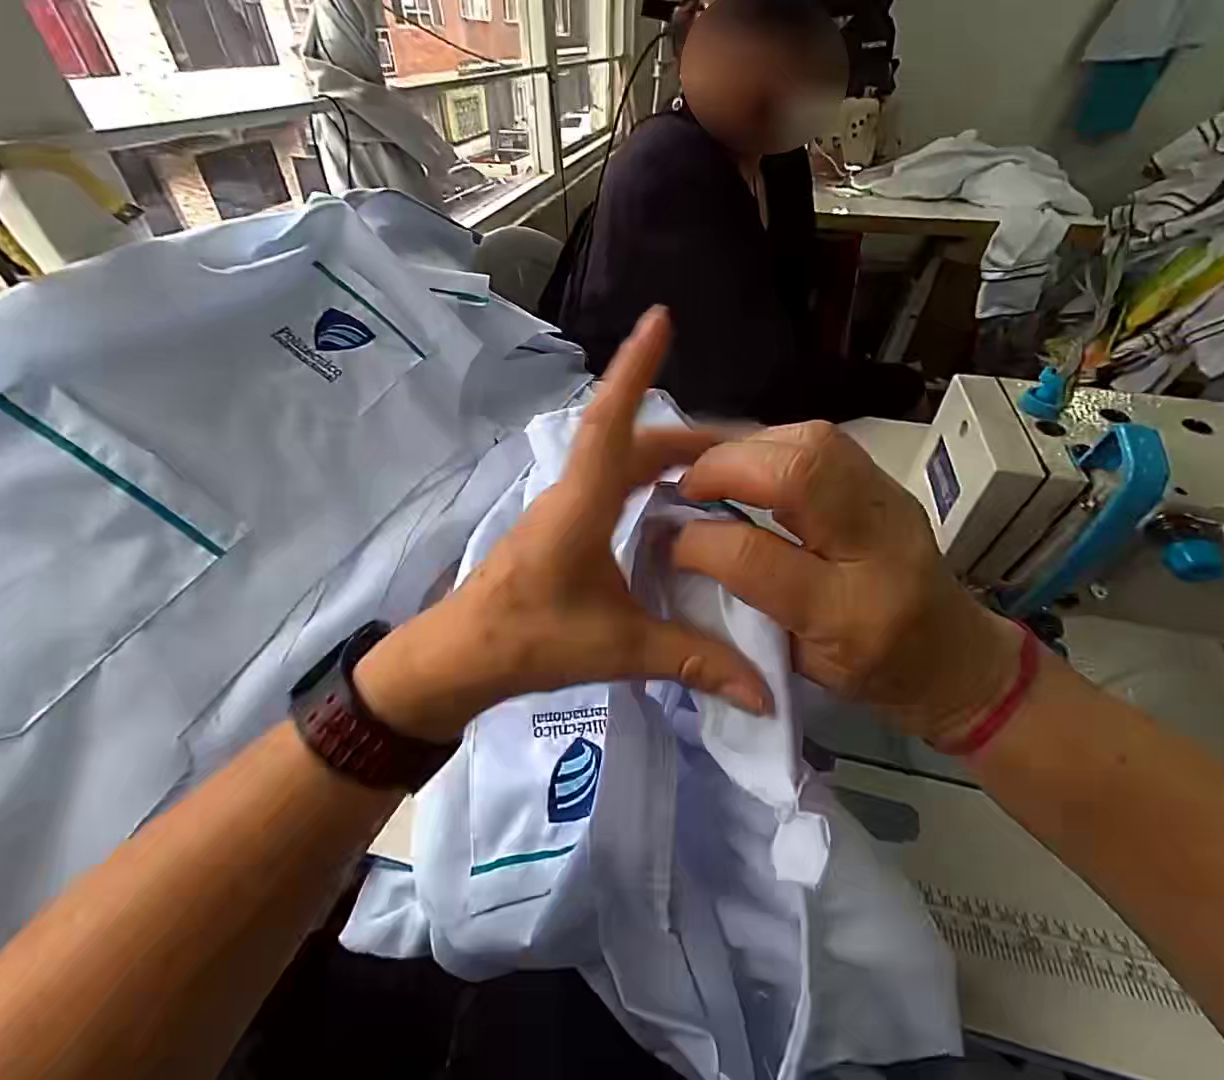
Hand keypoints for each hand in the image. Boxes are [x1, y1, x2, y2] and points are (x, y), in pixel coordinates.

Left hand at [356, 308, 770, 742]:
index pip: (610, 422)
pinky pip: (603, 490)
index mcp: (580, 505)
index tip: (658, 319)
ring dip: (659, 462)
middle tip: (741, 450)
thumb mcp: (616, 648)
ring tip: (714, 477)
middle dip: (682, 438)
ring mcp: (557, 513)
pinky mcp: (553, 534)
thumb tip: (764, 693)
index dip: (634, 368)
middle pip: (625, 444)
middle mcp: (568, 496)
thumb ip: (691, 662)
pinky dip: (638, 486)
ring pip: (613, 467)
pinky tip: (664, 511)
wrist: (458, 658)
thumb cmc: (527, 640)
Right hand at [671, 422, 1025, 742]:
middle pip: (799, 474)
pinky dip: (770, 444)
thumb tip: (677, 544)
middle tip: (685, 489)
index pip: (754, 556)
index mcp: (847, 613)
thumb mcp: (790, 659)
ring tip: (712, 474)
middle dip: (723, 468)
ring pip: (812, 442)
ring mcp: (891, 503)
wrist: (954, 657)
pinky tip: (747, 466)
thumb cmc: (864, 671)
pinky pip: (821, 440)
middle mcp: (878, 547)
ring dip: (746, 448)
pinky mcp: (888, 481)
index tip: (670, 543)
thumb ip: (738, 601)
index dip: (697, 541)